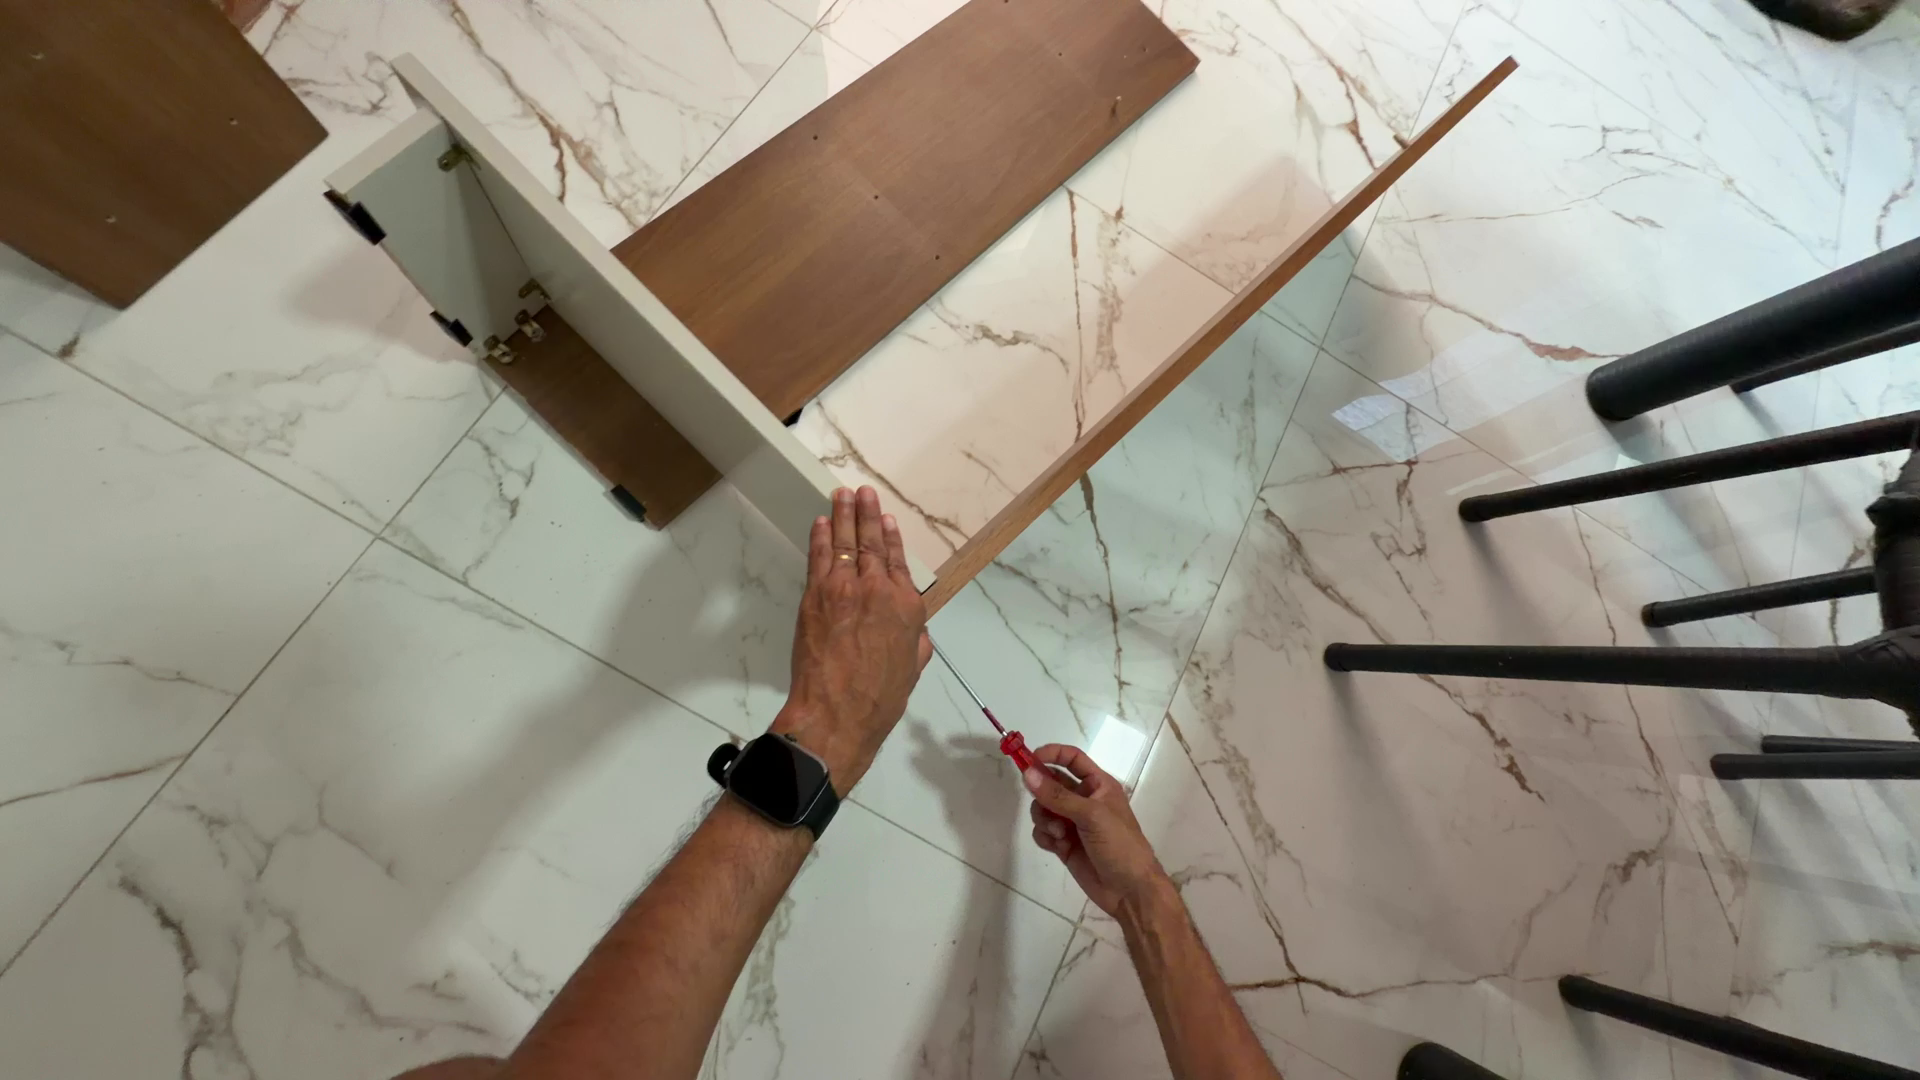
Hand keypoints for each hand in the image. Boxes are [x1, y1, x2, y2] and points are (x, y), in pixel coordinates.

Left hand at [773, 486, 931, 792]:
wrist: (837, 713)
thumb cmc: (880, 697)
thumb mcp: (913, 667)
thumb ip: (915, 639)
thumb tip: (912, 628)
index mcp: (907, 606)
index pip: (898, 562)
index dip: (893, 538)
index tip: (888, 519)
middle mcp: (878, 589)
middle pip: (871, 543)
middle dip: (867, 514)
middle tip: (863, 491)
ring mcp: (843, 589)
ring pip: (842, 542)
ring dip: (842, 515)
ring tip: (841, 493)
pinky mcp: (815, 597)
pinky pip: (818, 558)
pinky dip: (819, 537)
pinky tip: (820, 522)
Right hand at [1025, 745, 1169, 917]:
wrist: (1131, 892)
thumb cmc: (1120, 845)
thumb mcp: (1091, 815)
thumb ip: (1058, 795)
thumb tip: (1027, 774)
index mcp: (1098, 785)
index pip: (1071, 758)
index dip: (1051, 754)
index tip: (1029, 759)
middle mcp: (1084, 799)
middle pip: (1051, 783)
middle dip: (1042, 791)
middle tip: (1037, 800)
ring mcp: (1073, 822)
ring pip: (1043, 808)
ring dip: (1044, 818)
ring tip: (1057, 833)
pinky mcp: (1064, 844)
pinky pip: (1043, 831)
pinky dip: (1045, 836)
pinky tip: (1057, 846)